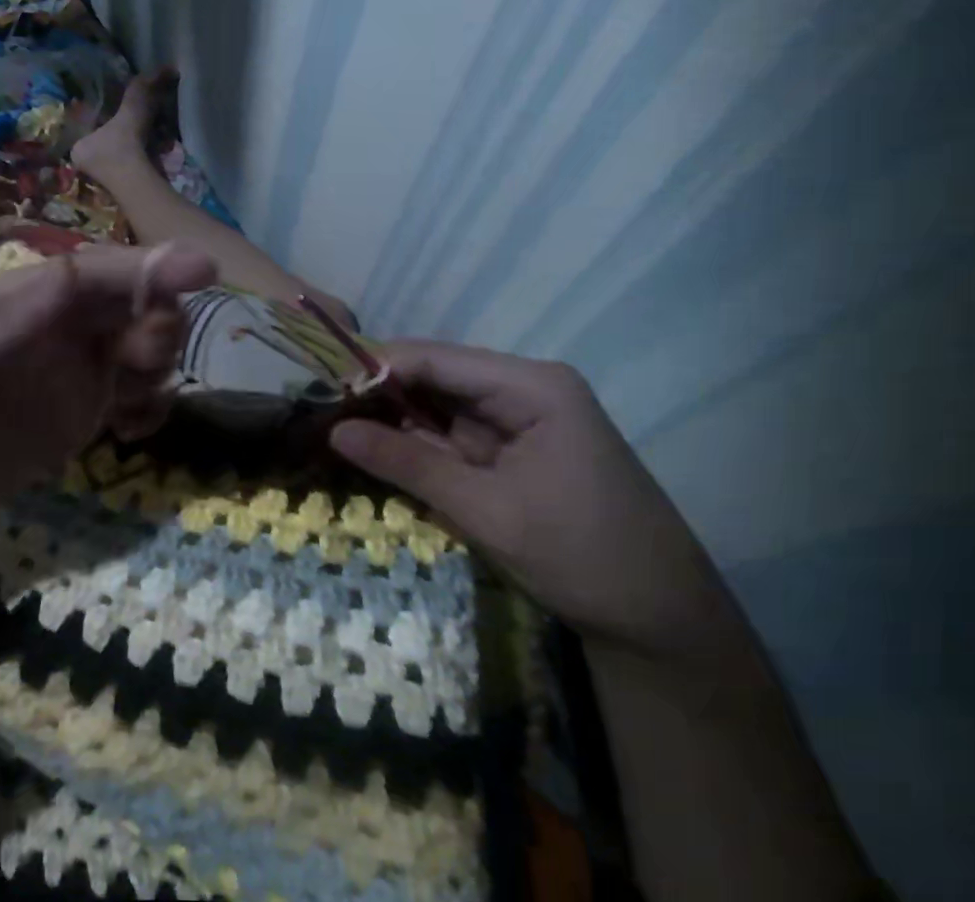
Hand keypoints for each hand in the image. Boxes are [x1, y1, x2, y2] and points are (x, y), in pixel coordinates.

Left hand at [0, 243, 215, 520]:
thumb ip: (2, 323)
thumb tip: (70, 277)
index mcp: (29, 303)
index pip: (99, 273)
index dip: (150, 266)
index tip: (203, 270)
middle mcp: (64, 329)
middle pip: (138, 306)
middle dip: (158, 325)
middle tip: (141, 362)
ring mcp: (83, 371)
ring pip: (150, 349)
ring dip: (158, 369)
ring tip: (127, 407)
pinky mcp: (93, 411)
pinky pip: (146, 397)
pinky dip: (154, 409)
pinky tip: (130, 432)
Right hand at [331, 342, 745, 663]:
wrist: (655, 615)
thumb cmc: (578, 553)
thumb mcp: (486, 509)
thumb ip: (410, 464)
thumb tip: (336, 430)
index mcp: (532, 386)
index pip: (439, 359)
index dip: (377, 368)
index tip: (321, 388)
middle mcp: (528, 391)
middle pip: (441, 380)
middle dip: (383, 396)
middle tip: (319, 414)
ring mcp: (525, 424)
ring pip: (446, 411)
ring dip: (398, 422)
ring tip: (336, 430)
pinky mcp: (519, 455)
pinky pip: (461, 441)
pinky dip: (423, 449)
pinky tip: (380, 451)